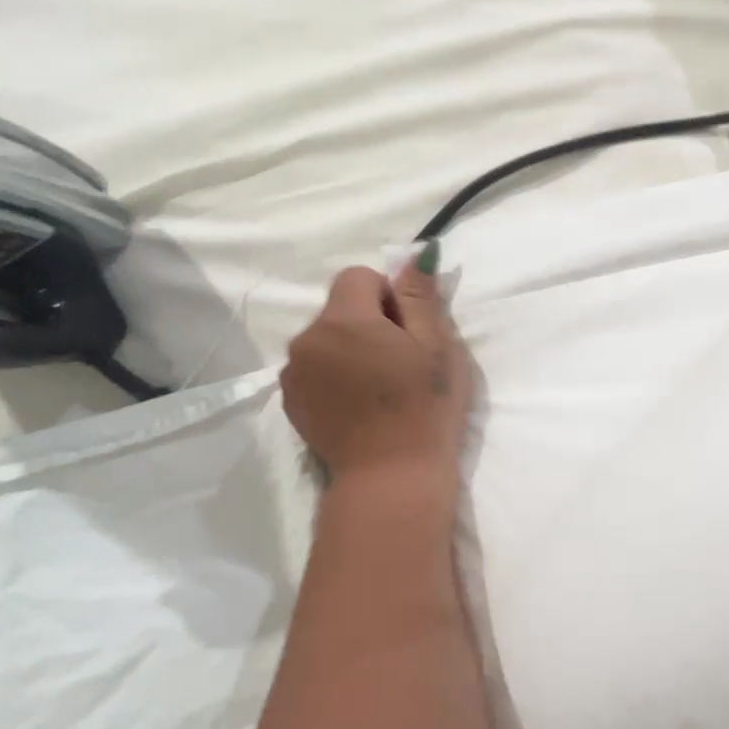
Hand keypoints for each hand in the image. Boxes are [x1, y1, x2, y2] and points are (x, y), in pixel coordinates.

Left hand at [281, 256, 471, 485]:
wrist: (391, 475)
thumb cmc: (425, 408)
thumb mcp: (437, 349)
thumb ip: (421, 299)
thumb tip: (416, 254)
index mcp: (345, 320)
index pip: (358, 277)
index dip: (390, 298)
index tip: (411, 332)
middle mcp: (307, 338)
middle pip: (340, 310)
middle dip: (371, 325)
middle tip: (403, 364)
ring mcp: (293, 372)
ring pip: (327, 341)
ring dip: (353, 352)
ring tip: (382, 390)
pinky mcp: (291, 401)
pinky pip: (315, 370)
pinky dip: (338, 378)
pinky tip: (363, 407)